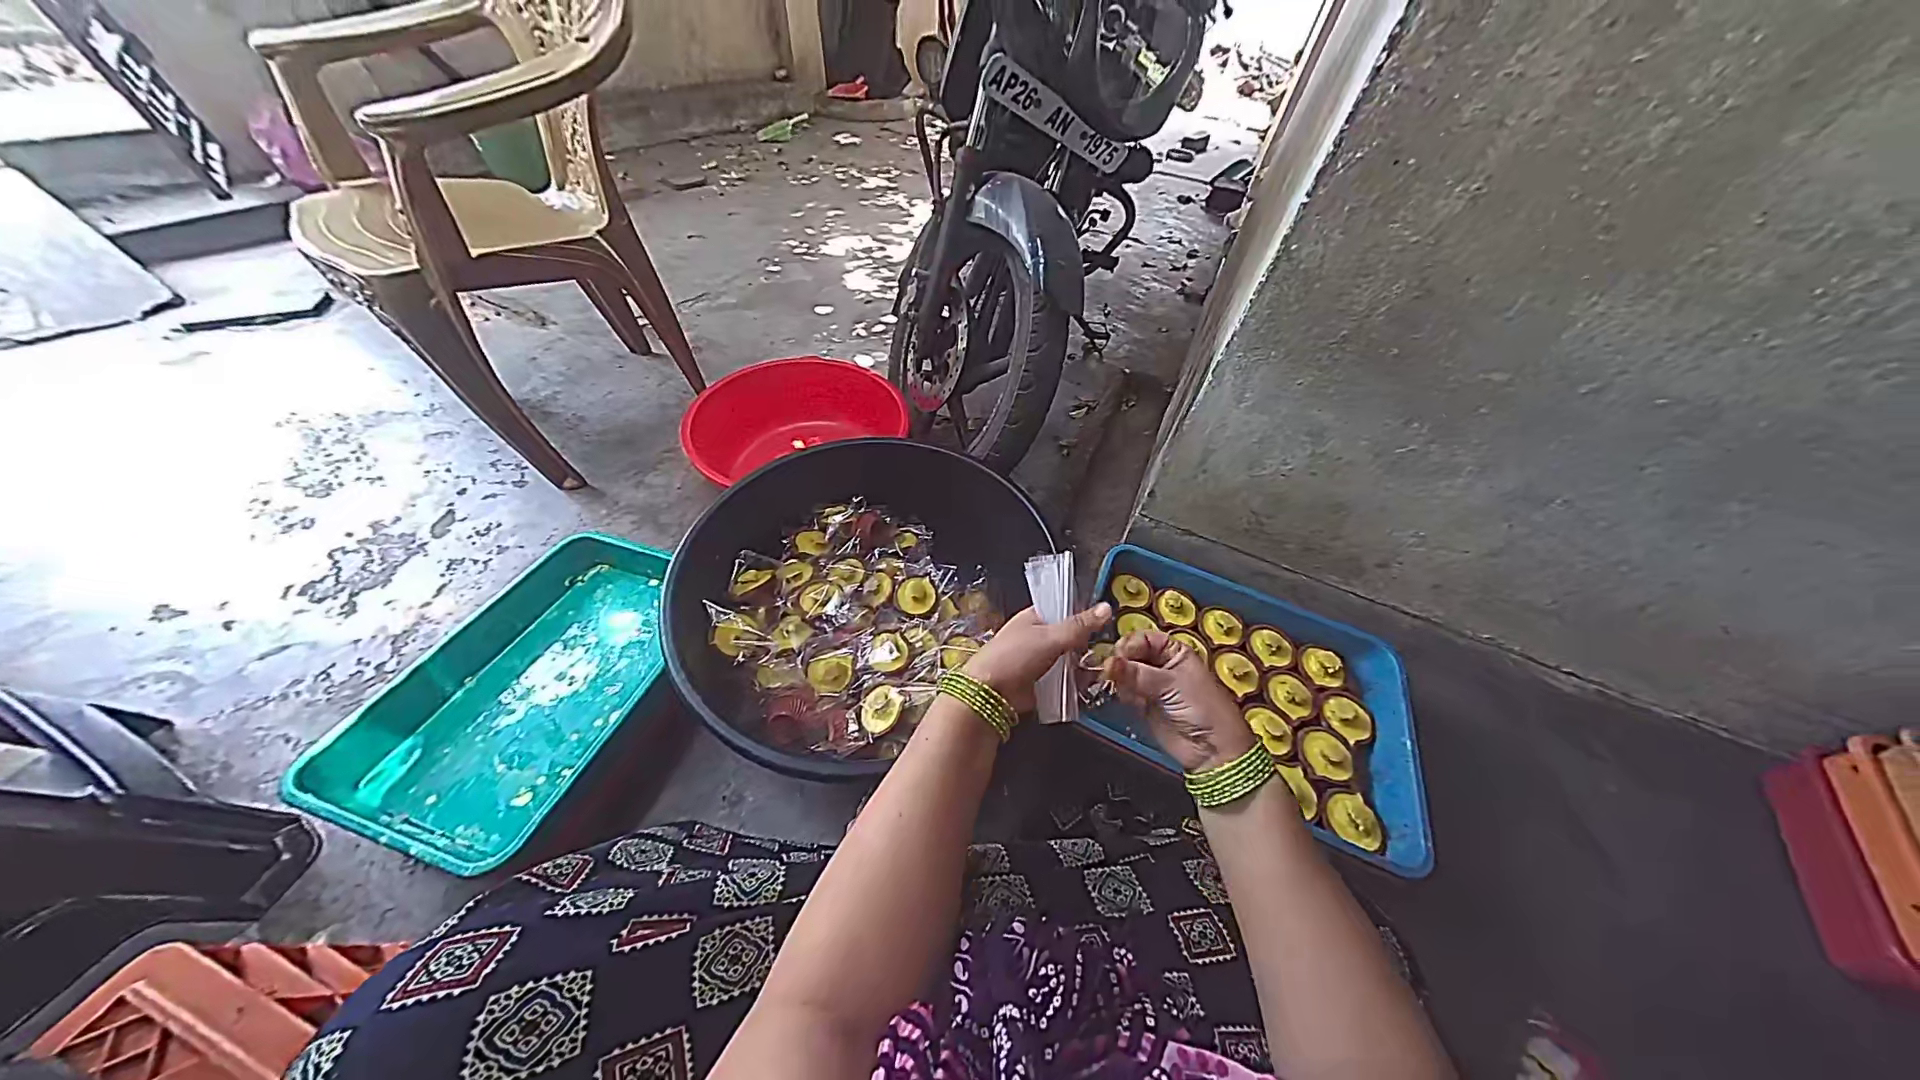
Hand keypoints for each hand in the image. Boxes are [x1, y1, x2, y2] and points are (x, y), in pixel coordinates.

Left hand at [963, 603, 1112, 711]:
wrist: (991, 694)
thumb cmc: (1013, 657)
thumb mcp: (1050, 637)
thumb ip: (1079, 625)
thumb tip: (1105, 608)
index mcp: (1036, 617)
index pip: (1065, 608)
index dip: (1085, 614)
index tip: (1106, 620)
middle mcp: (1039, 637)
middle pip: (1071, 637)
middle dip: (1087, 644)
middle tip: (1107, 648)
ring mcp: (1041, 661)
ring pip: (1071, 660)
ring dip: (1084, 665)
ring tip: (1101, 668)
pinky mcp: (1044, 682)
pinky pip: (1067, 679)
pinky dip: (1077, 682)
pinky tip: (1089, 684)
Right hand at [1104, 629, 1256, 771]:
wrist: (1210, 749)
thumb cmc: (1202, 708)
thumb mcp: (1171, 684)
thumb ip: (1137, 673)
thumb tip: (1108, 663)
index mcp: (1174, 651)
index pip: (1144, 638)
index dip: (1130, 644)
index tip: (1118, 655)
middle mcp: (1160, 664)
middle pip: (1130, 654)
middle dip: (1119, 661)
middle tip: (1108, 670)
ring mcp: (1150, 684)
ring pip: (1124, 672)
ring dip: (1117, 678)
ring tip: (1113, 684)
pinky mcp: (1141, 703)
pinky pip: (1123, 691)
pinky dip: (1119, 692)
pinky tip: (1123, 697)